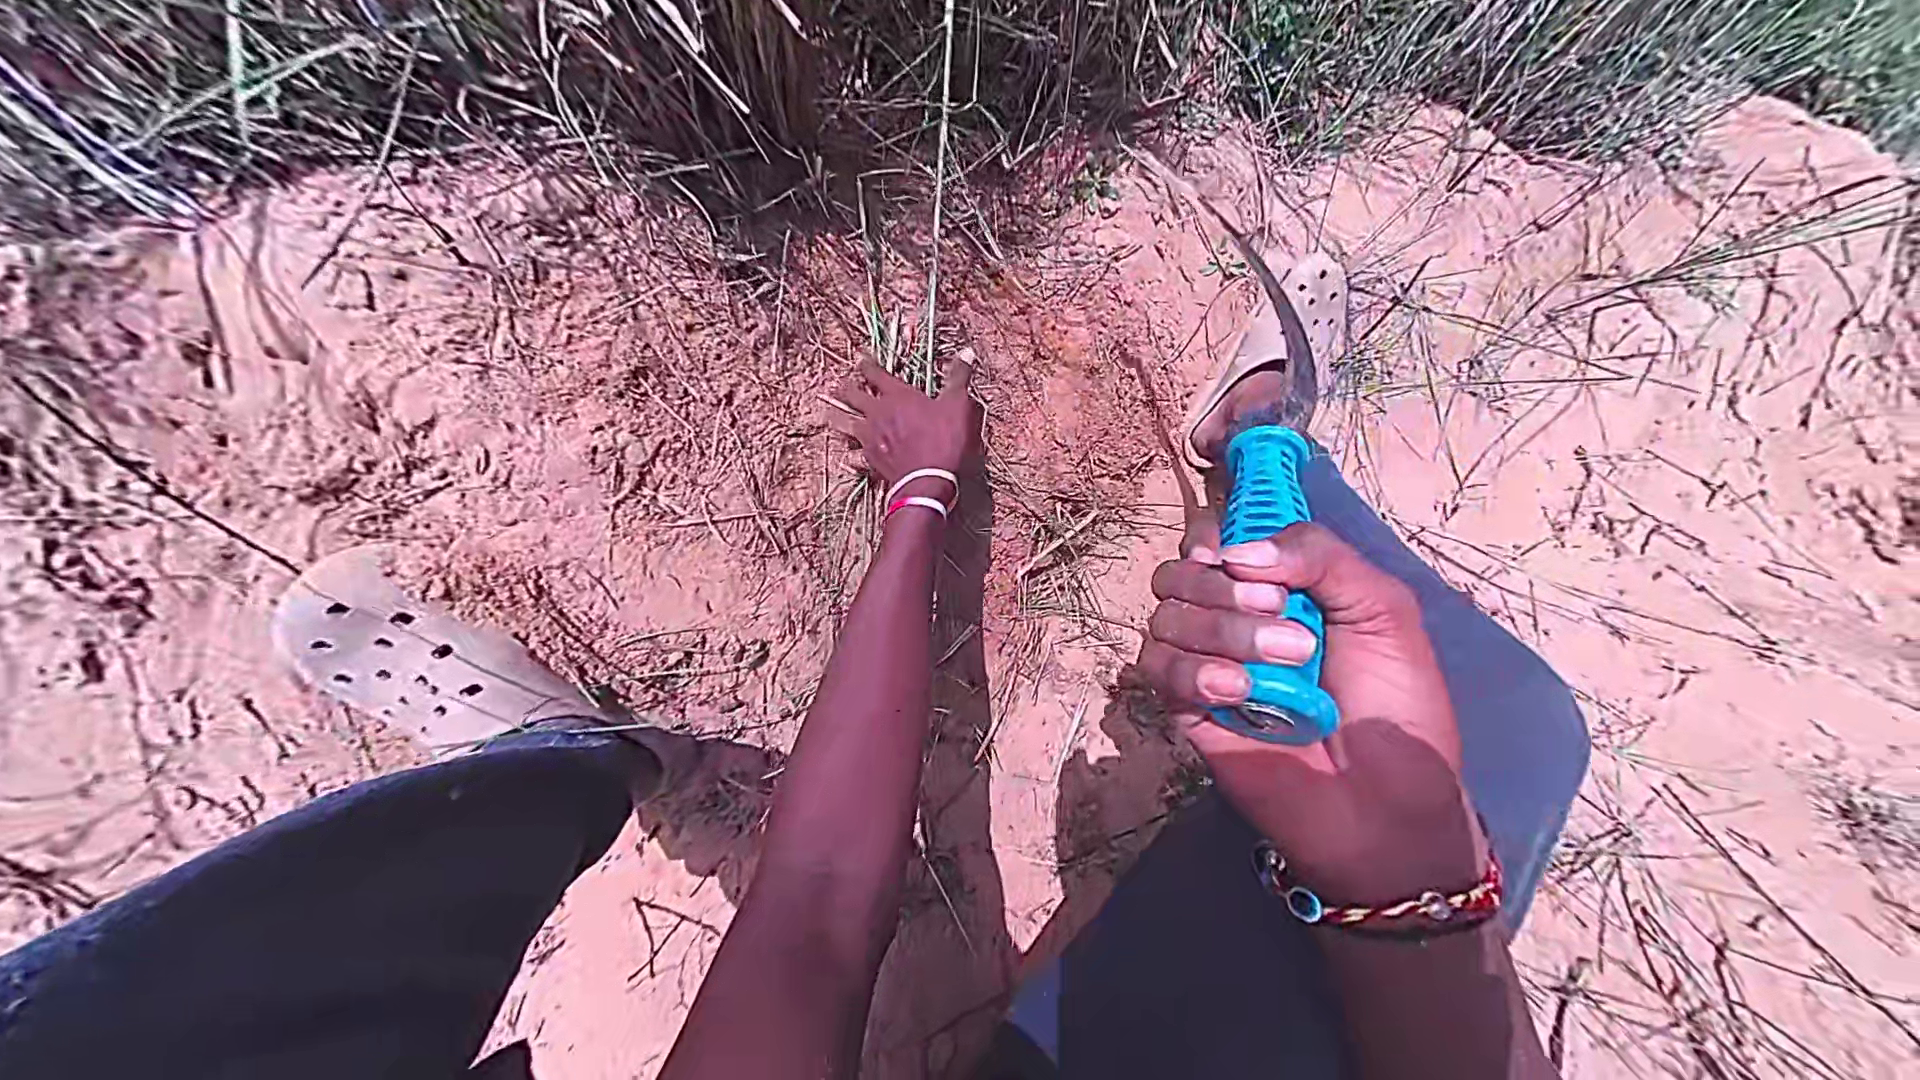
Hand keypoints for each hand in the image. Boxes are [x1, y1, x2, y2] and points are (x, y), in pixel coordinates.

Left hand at [823, 354, 977, 501]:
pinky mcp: (870, 460)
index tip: (862, 358)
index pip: (876, 373)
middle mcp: (878, 413)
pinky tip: (848, 452)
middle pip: (854, 395)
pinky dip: (850, 449)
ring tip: (830, 411)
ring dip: (839, 415)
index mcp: (897, 395)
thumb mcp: (957, 405)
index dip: (867, 364)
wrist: (927, 481)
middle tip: (840, 384)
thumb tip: (967, 352)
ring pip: (846, 422)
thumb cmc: (944, 439)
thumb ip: (958, 378)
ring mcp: (870, 437)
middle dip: (847, 388)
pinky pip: (854, 451)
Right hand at [1139, 511, 1484, 903]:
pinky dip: (1193, 671)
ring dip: (1219, 631)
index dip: (1209, 539)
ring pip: (1165, 618)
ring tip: (1283, 664)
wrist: (1385, 805)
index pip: (1208, 542)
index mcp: (1267, 588)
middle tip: (1281, 613)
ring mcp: (1200, 661)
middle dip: (1221, 590)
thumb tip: (1236, 552)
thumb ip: (1322, 556)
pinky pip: (1158, 668)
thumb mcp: (1384, 611)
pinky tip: (1237, 692)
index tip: (1233, 556)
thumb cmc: (1395, 703)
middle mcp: (1223, 617)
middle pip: (1177, 576)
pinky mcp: (1183, 705)